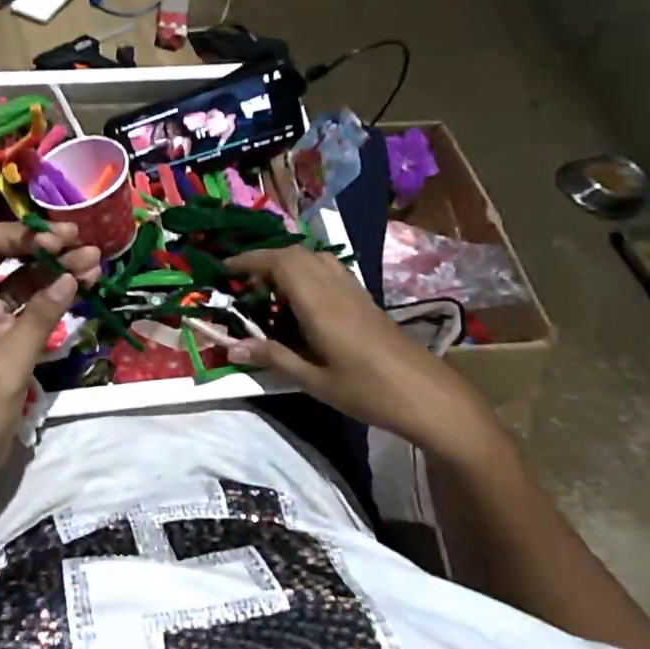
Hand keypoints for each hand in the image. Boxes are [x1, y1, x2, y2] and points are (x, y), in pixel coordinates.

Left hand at [0, 222, 101, 497]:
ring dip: (53, 274)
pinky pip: (27, 313)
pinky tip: (80, 289)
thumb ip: (40, 317)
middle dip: (41, 250)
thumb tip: (71, 276)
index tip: (56, 238)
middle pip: (1, 262)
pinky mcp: (0, 345)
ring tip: (94, 264)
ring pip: (19, 286)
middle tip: (83, 244)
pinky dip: (51, 302)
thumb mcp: (6, 363)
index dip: (16, 235)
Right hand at [223, 247, 484, 443]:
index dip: (249, 260)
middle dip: (264, 261)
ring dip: (286, 264)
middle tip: (243, 286)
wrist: (425, 394)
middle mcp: (335, 286)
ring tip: (268, 292)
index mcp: (319, 303)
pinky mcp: (363, 298)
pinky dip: (305, 272)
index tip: (224, 269)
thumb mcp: (314, 380)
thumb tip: (232, 348)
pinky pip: (328, 270)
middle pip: (295, 254)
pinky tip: (300, 302)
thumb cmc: (367, 391)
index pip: (279, 263)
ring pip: (314, 258)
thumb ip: (273, 358)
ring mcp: (353, 289)